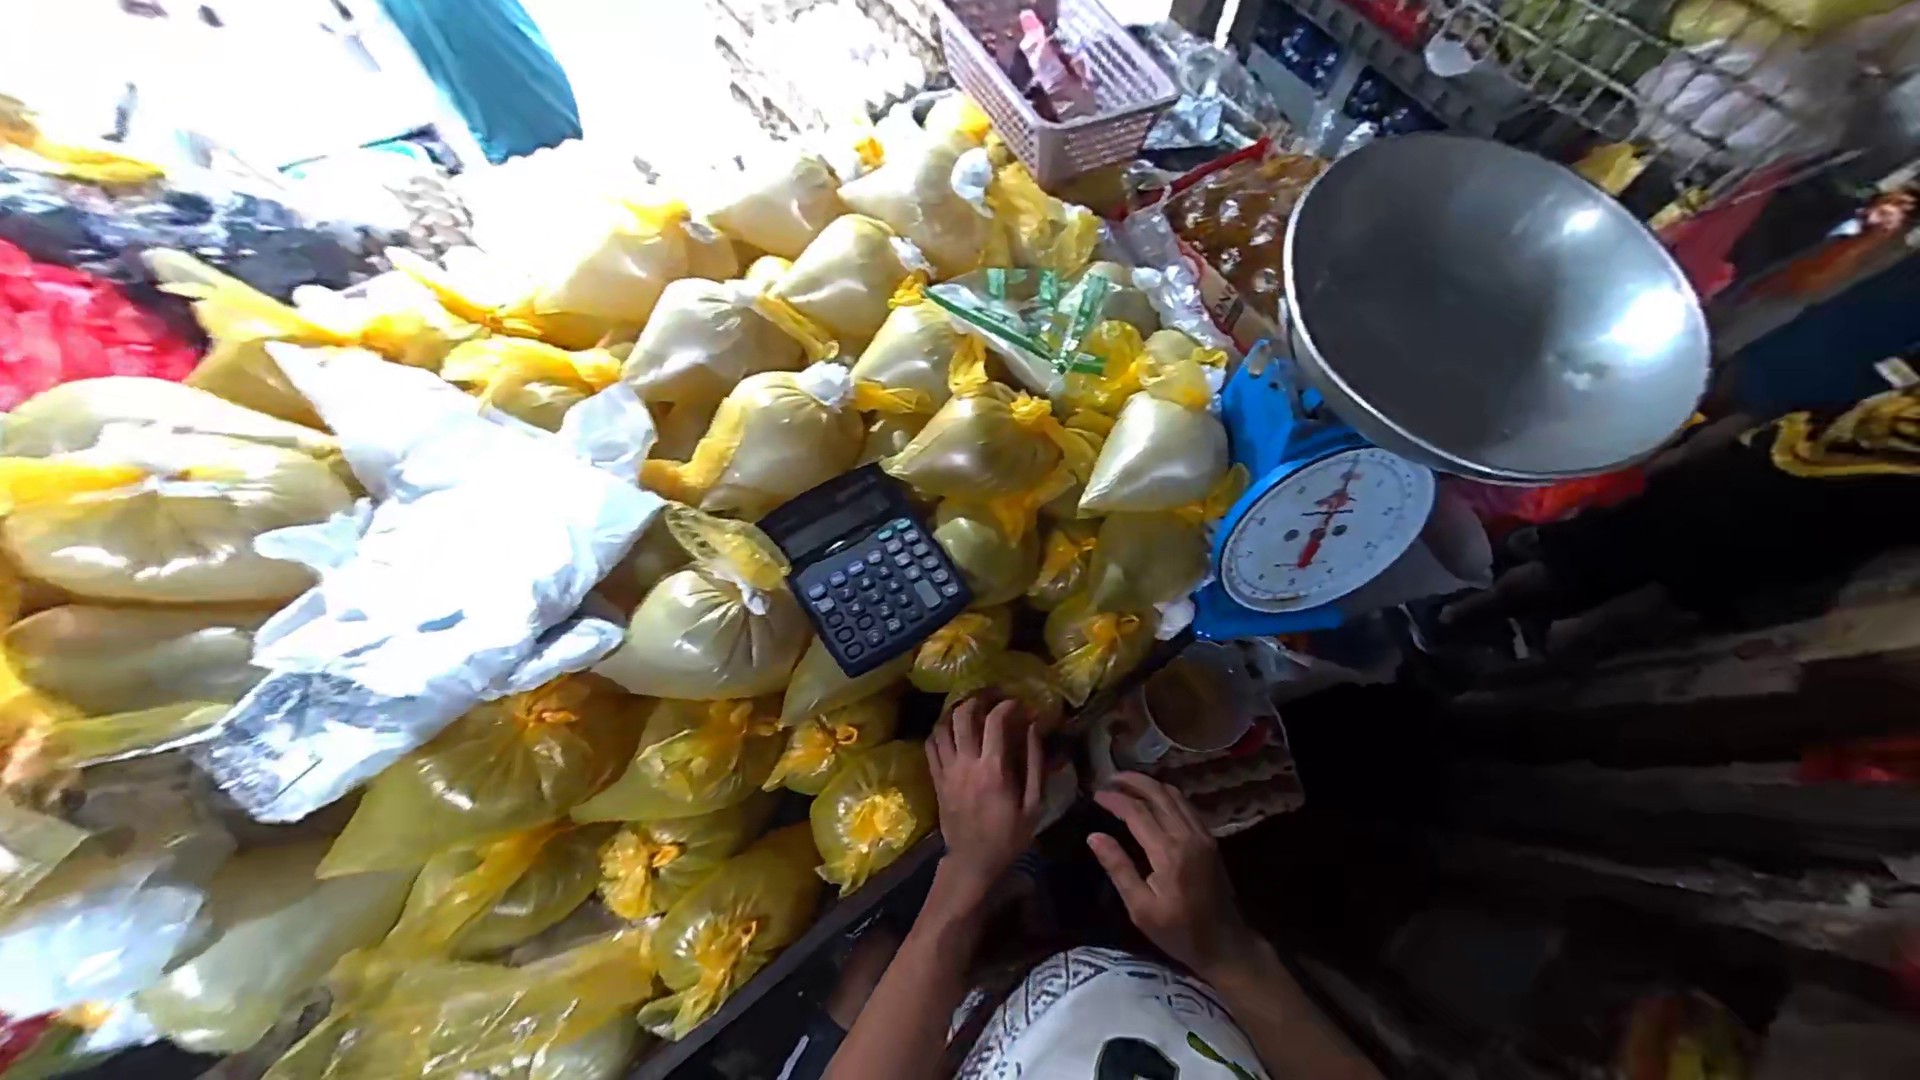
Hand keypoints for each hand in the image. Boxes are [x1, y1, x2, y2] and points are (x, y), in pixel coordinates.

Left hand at [927, 695, 1042, 896]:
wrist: (972, 862)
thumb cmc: (1008, 836)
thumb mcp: (1033, 805)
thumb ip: (1035, 764)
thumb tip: (1034, 729)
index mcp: (993, 768)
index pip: (995, 721)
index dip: (1006, 705)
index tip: (1017, 702)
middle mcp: (966, 763)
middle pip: (963, 715)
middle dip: (978, 698)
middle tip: (991, 696)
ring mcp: (946, 769)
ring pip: (942, 726)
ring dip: (955, 710)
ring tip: (970, 706)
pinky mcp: (936, 778)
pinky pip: (931, 745)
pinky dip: (939, 730)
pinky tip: (951, 728)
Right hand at [1088, 772, 1257, 978]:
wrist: (1226, 946)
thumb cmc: (1180, 932)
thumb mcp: (1141, 909)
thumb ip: (1118, 868)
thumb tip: (1093, 836)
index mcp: (1168, 853)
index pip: (1136, 812)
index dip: (1114, 799)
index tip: (1096, 795)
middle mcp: (1186, 835)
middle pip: (1157, 793)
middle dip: (1132, 781)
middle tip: (1110, 778)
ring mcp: (1202, 835)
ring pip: (1174, 795)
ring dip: (1149, 784)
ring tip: (1127, 783)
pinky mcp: (1209, 839)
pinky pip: (1186, 805)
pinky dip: (1166, 794)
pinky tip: (1154, 797)